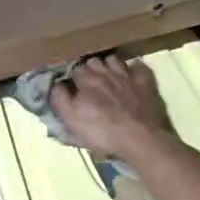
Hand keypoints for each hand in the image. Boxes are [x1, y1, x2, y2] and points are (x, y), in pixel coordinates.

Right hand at [47, 54, 175, 160]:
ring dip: (108, 65)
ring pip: (114, 60)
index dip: (71, 76)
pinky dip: (132, 68)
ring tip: (106, 74)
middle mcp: (106, 73)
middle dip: (88, 68)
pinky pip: (138, 66)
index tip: (71, 84)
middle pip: (93, 61)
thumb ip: (59, 99)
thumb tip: (54, 84)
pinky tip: (130, 74)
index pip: (74, 69)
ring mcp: (127, 76)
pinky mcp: (145, 84)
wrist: (140, 139)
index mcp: (86, 81)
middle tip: (87, 80)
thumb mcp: (71, 120)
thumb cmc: (101, 132)